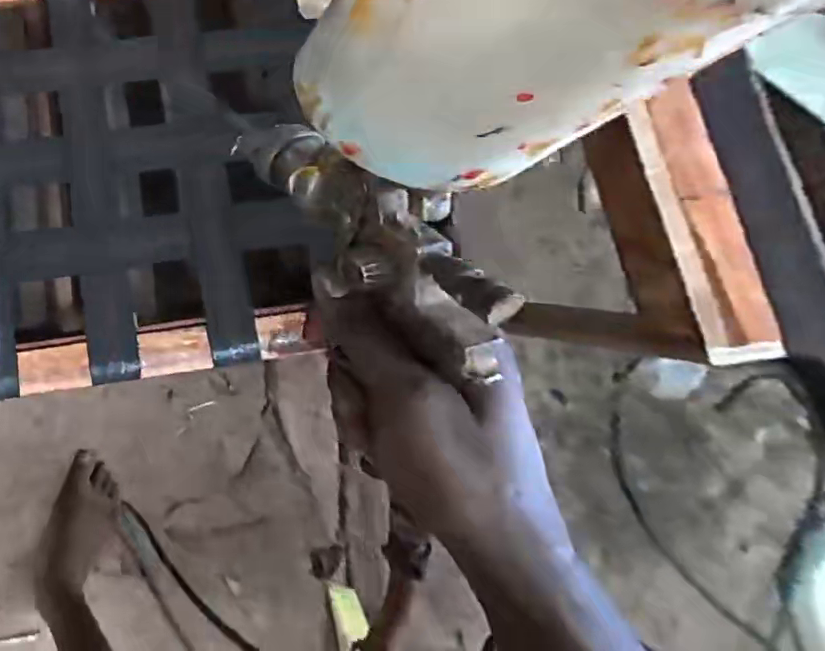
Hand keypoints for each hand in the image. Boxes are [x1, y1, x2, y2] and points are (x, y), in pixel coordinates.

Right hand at [316, 278, 645, 650]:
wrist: (501, 554)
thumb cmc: (459, 467)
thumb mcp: (405, 394)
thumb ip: (364, 332)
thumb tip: (324, 275)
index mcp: (464, 326)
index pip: (401, 271)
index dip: (357, 278)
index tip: (326, 298)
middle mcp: (450, 342)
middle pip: (374, 318)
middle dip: (353, 359)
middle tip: (358, 399)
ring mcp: (434, 376)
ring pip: (365, 356)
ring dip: (356, 396)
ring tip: (370, 435)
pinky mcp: (422, 405)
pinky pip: (374, 389)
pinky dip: (366, 416)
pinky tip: (376, 447)